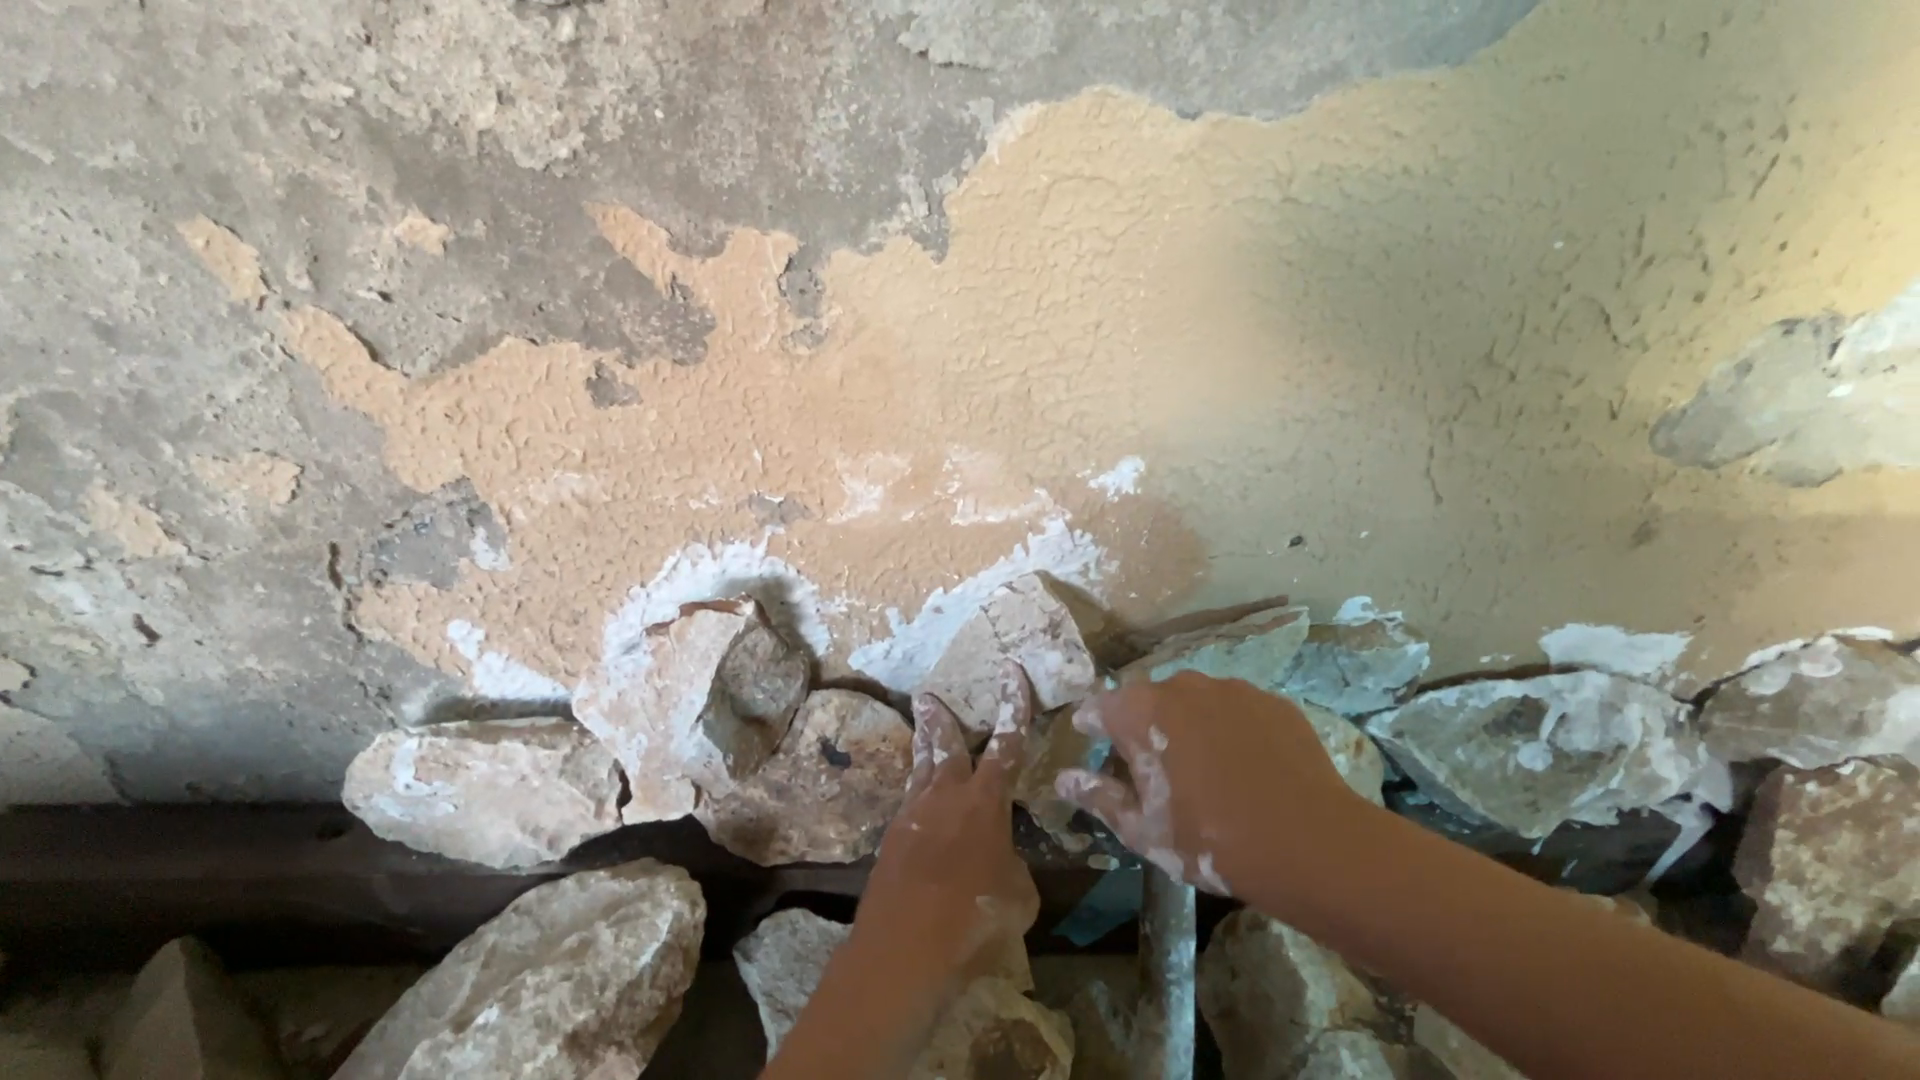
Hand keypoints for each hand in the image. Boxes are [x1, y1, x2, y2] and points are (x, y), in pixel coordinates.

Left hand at [851, 662, 1039, 994]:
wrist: (903, 949)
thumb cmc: (974, 920)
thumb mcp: (1018, 896)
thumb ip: (1011, 866)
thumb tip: (1001, 860)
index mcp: (985, 803)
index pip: (1007, 744)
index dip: (1014, 706)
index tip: (1010, 670)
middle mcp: (945, 798)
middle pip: (945, 746)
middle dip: (942, 719)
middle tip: (928, 695)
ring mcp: (912, 818)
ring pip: (920, 770)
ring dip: (923, 746)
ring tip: (921, 728)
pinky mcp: (891, 842)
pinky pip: (909, 804)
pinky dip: (918, 795)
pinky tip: (920, 808)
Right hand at [1055, 672, 1370, 897]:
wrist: (1309, 842)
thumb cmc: (1209, 838)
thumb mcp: (1142, 829)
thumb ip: (1098, 797)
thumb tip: (1061, 779)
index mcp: (1141, 711)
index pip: (1100, 707)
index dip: (1093, 728)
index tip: (1096, 747)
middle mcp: (1183, 686)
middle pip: (1148, 700)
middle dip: (1144, 727)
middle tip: (1153, 771)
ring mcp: (1233, 690)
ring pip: (1195, 702)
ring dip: (1189, 726)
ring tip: (1203, 769)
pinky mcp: (1273, 703)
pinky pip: (1237, 711)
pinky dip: (1231, 731)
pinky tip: (1245, 768)